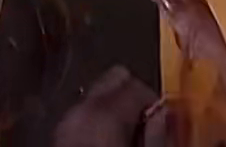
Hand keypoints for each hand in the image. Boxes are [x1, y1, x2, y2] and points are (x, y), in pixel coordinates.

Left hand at [52, 66, 171, 146]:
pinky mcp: (58, 140)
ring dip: (116, 118)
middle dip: (134, 105)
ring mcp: (65, 126)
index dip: (155, 104)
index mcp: (105, 112)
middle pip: (114, 84)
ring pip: (98, 102)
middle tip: (150, 138)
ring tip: (130, 146)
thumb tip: (168, 115)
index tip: (166, 129)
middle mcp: (81, 109)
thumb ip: (159, 138)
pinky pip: (84, 121)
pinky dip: (98, 130)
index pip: (136, 84)